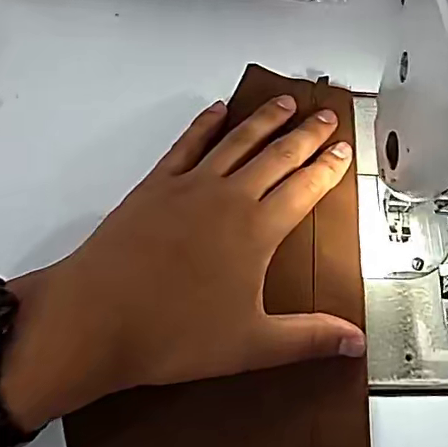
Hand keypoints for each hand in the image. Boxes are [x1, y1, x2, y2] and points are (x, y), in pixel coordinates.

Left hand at [0, 96, 363, 431]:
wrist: (95, 320)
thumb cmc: (169, 333)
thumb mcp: (251, 344)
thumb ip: (307, 338)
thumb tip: (352, 342)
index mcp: (256, 231)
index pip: (306, 187)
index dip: (329, 167)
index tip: (343, 151)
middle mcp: (228, 199)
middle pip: (279, 154)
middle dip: (307, 133)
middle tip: (324, 116)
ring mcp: (190, 186)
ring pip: (238, 140)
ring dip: (264, 118)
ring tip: (283, 102)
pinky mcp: (156, 185)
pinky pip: (188, 143)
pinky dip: (205, 124)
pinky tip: (216, 111)